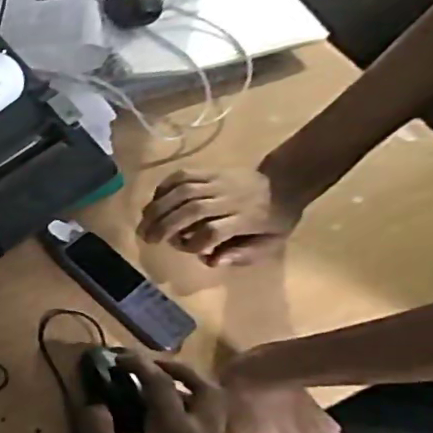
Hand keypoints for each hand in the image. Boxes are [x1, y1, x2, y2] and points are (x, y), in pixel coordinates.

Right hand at [78, 351, 225, 432]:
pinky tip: (171, 411)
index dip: (139, 365)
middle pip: (205, 387)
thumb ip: (95, 420)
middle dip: (179, 371)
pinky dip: (194, 405)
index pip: (161, 384)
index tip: (119, 358)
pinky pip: (211, 417)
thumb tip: (96, 398)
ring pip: (214, 402)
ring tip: (162, 386)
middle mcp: (204, 430)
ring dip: (189, 387)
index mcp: (175, 428)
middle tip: (153, 367)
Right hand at [137, 167, 304, 266]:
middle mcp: (231, 199)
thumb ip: (243, 254)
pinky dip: (163, 188)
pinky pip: (181, 175)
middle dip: (164, 227)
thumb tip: (212, 261)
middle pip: (191, 211)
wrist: (288, 180)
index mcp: (248, 218)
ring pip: (181, 192)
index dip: (193, 244)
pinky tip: (155, 201)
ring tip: (144, 223)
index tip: (188, 250)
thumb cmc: (276, 217)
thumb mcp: (271, 242)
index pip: (214, 232)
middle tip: (147, 238)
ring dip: (157, 209)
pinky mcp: (211, 171)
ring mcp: (219, 182)